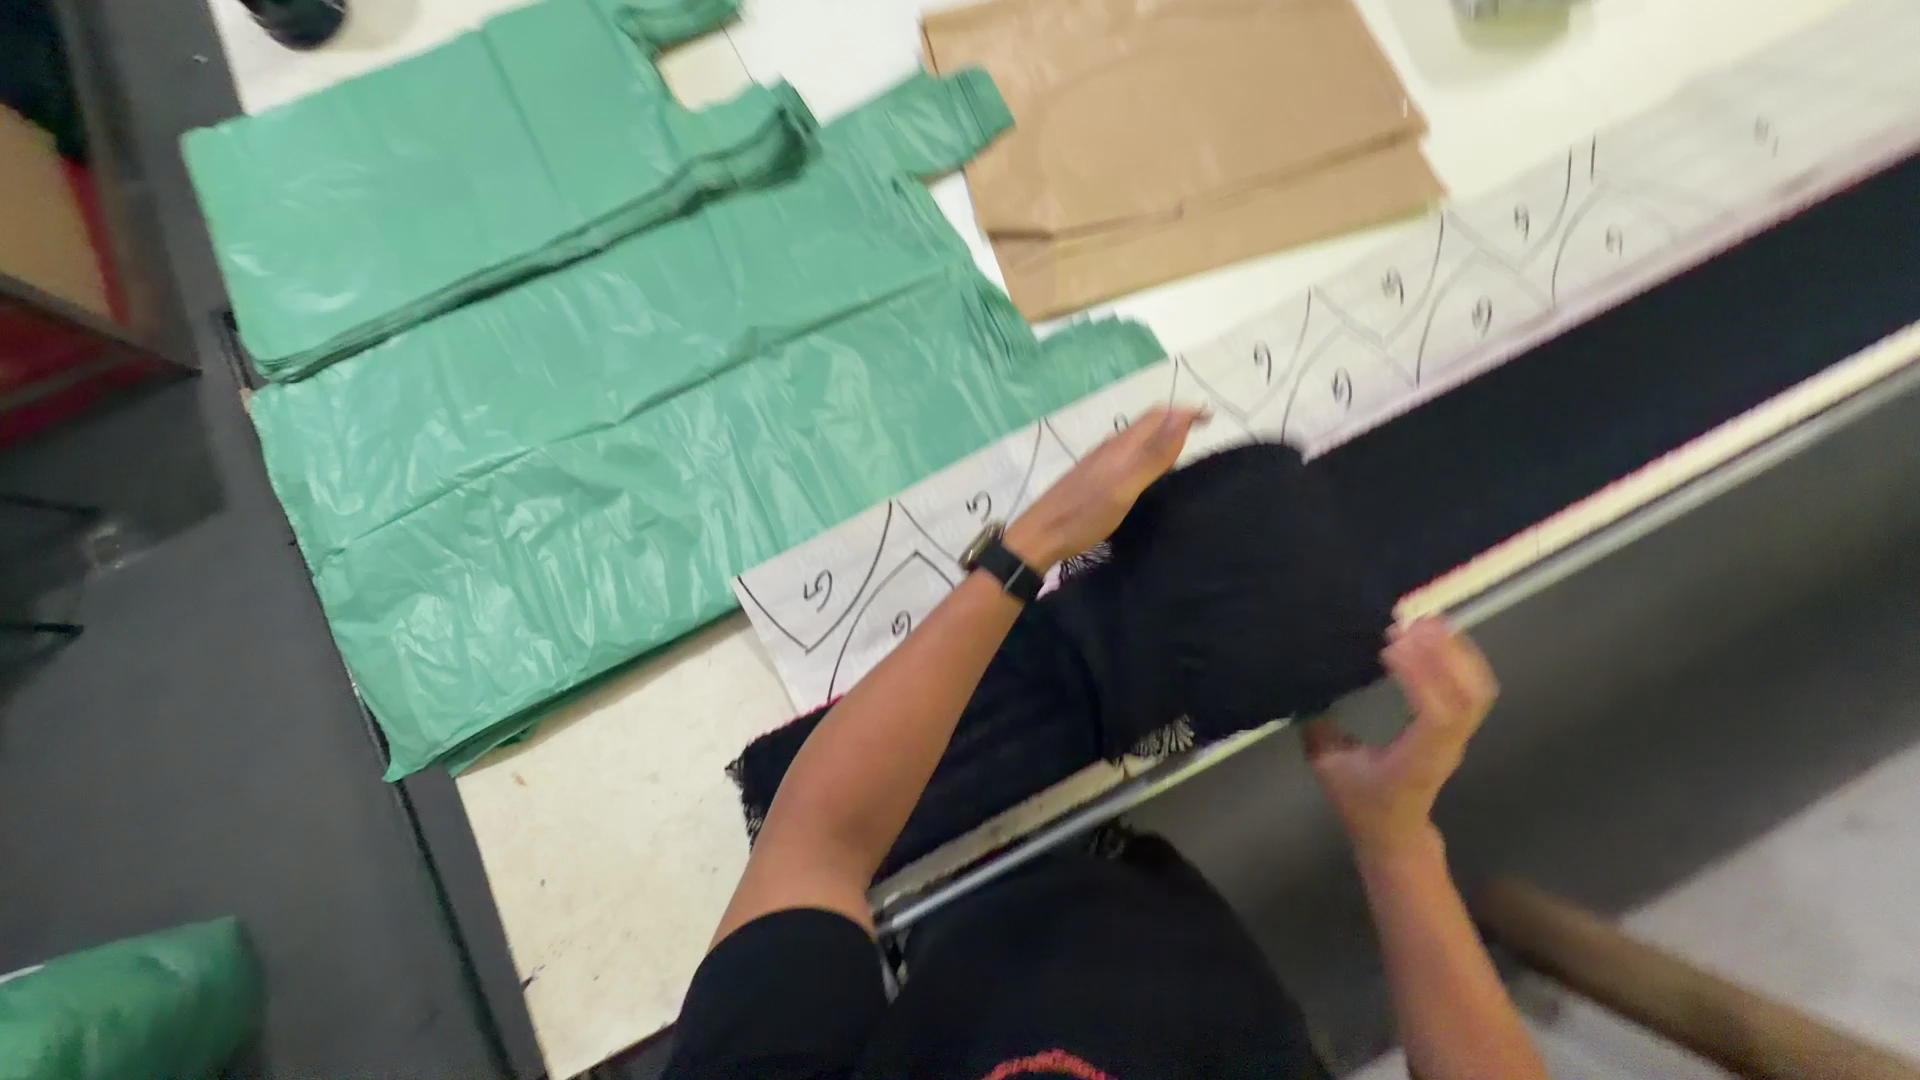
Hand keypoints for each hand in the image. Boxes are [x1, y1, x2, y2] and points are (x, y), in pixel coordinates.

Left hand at [1003, 406, 1206, 568]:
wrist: (1038, 537)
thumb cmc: (1083, 515)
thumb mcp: (1124, 486)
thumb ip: (1153, 453)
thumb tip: (1183, 414)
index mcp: (1120, 447)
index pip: (1157, 416)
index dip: (1184, 412)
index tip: (1211, 418)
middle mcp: (1109, 448)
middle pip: (1146, 425)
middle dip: (1174, 422)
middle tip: (1200, 431)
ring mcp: (1097, 463)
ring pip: (1133, 440)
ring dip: (1157, 438)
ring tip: (1178, 450)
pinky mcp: (1089, 479)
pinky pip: (1123, 457)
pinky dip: (1142, 455)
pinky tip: (1142, 474)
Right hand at [1304, 619, 1497, 860]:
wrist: (1396, 832)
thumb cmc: (1362, 803)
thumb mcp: (1328, 769)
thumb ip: (1320, 730)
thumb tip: (1307, 689)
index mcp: (1416, 759)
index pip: (1435, 716)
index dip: (1420, 677)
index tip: (1391, 645)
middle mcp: (1446, 745)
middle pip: (1469, 696)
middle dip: (1443, 654)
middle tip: (1409, 622)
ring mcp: (1459, 737)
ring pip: (1478, 690)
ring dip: (1456, 652)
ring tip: (1427, 621)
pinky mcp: (1459, 728)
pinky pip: (1474, 689)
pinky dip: (1461, 658)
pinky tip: (1439, 637)